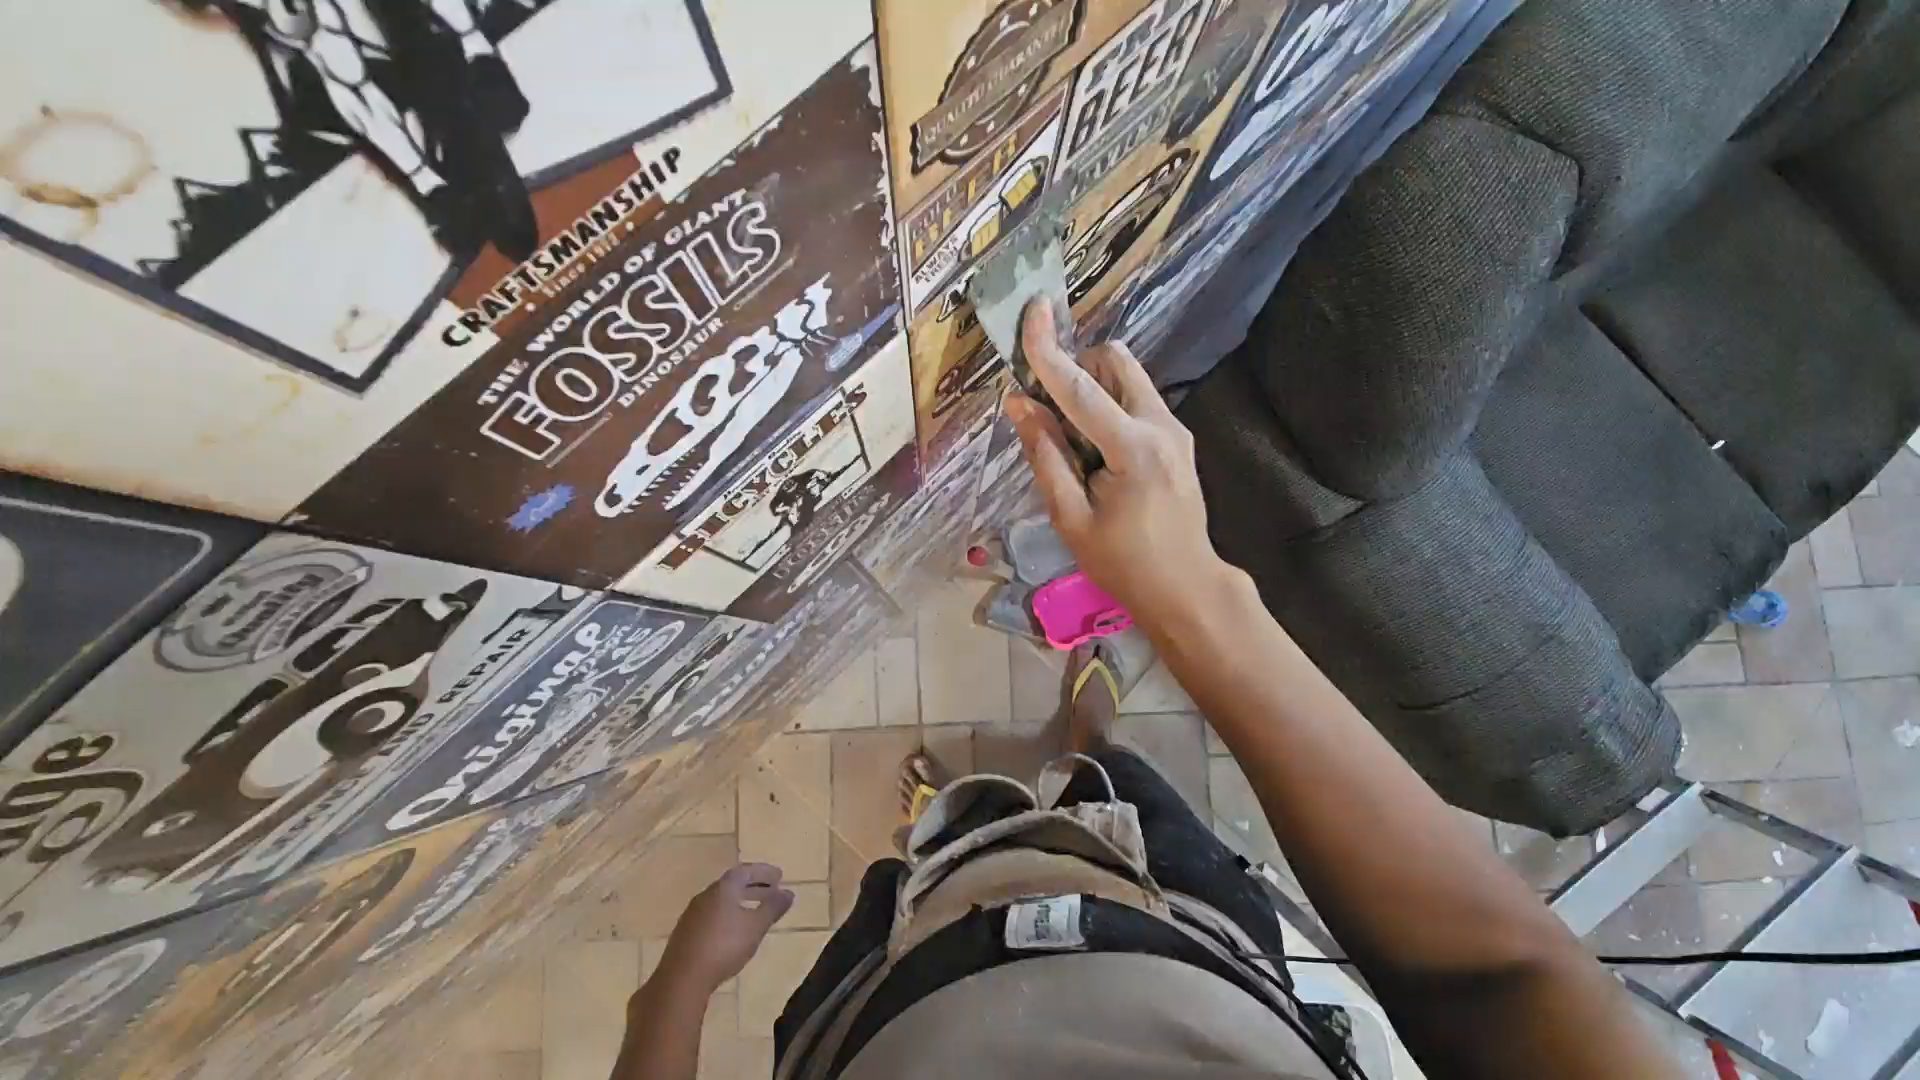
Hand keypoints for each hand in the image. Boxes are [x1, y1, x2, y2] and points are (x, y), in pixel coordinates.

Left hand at [655, 863, 793, 993]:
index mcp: (723, 889)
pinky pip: (711, 916)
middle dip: (754, 886)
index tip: (780, 876)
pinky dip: (727, 916)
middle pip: (732, 884)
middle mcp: (705, 896)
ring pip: (721, 901)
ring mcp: (692, 915)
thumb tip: (788, 892)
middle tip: (772, 892)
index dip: (764, 872)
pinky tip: (733, 932)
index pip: (745, 871)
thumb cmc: (724, 946)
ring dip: (740, 902)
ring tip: (755, 912)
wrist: (682, 979)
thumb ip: (773, 908)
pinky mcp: (685, 934)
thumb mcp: (755, 927)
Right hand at [1005, 299, 1227, 622]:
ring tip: (1074, 439)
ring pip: (1129, 377)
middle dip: (1078, 367)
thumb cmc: (1122, 563)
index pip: (1080, 388)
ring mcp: (1175, 430)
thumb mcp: (1070, 518)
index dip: (1049, 350)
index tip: (1032, 311)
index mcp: (1132, 449)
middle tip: (1053, 410)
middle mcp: (1161, 426)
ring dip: (1094, 386)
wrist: (1186, 587)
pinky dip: (1110, 405)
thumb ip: (1046, 456)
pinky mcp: (1178, 438)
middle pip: (1116, 361)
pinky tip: (1097, 449)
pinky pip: (1138, 399)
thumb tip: (1020, 404)